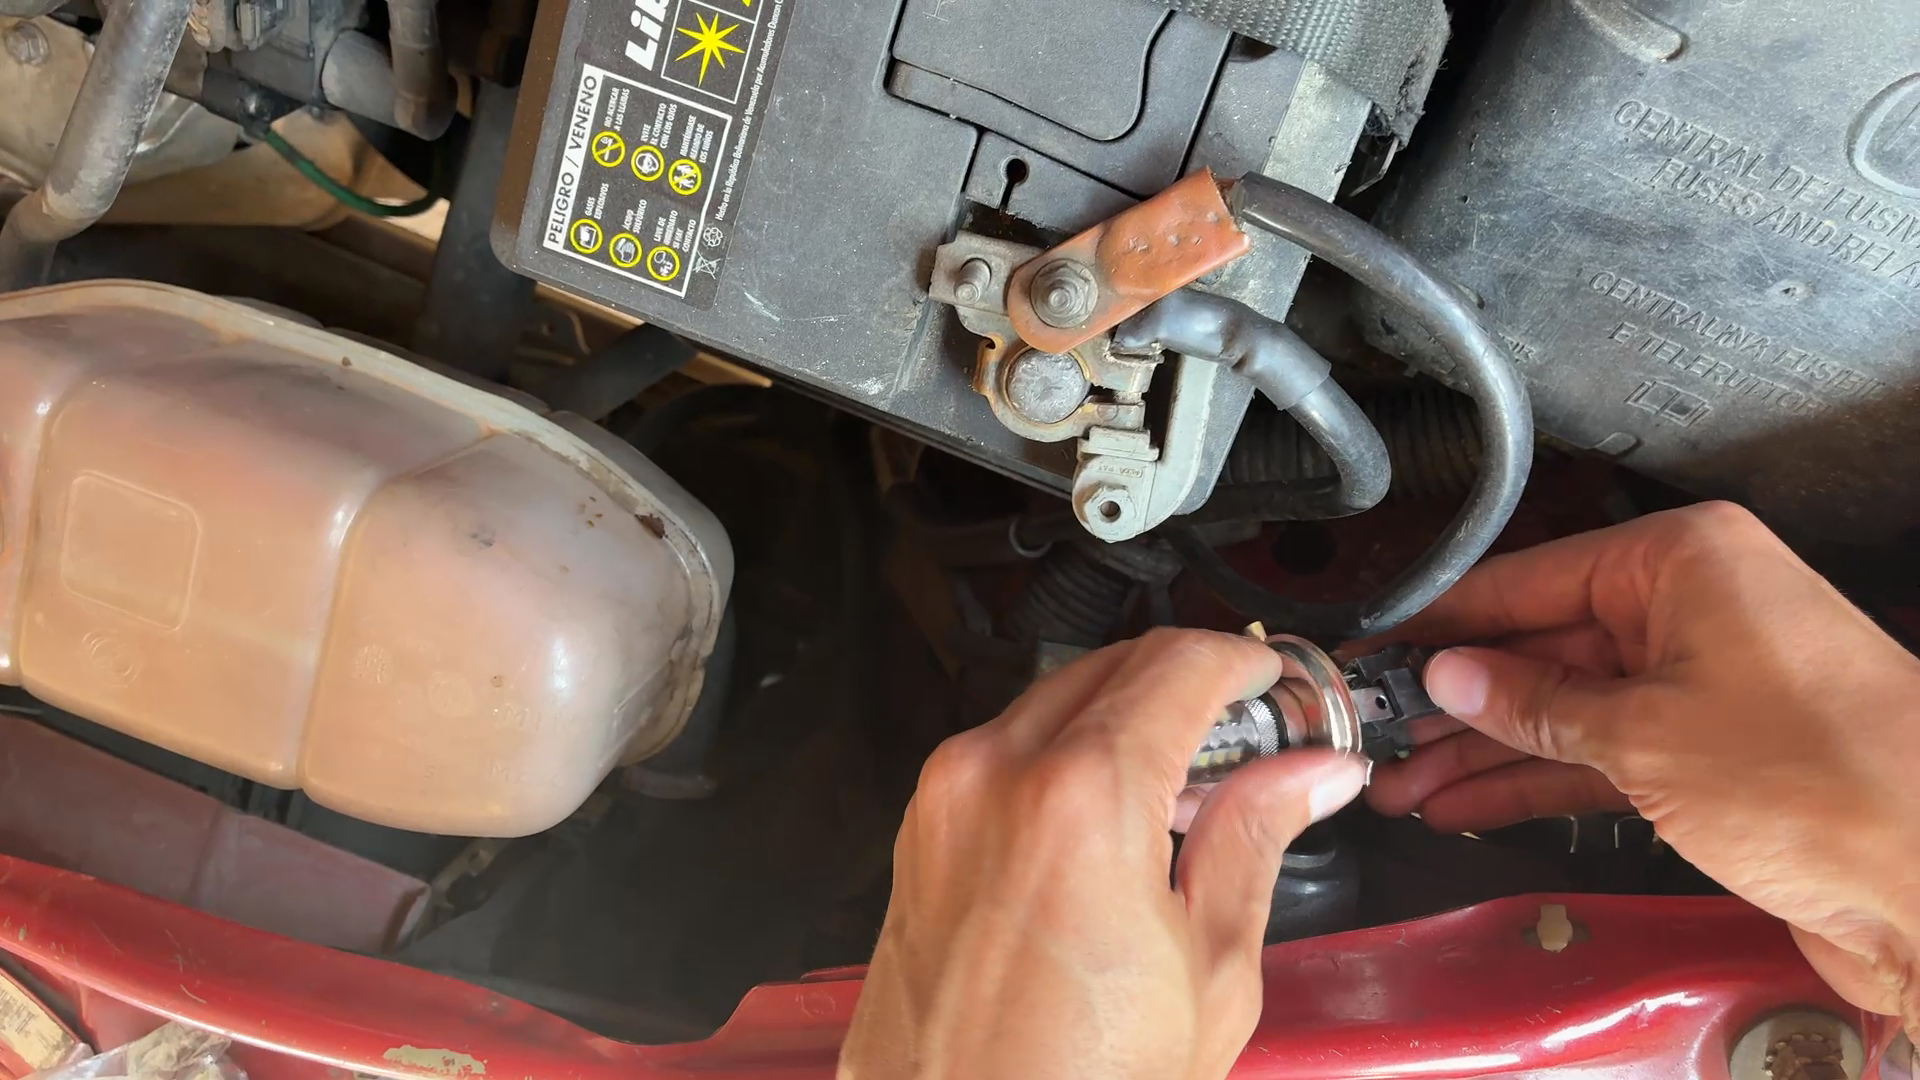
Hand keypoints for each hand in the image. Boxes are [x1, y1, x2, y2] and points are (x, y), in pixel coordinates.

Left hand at [839, 628, 1367, 1079]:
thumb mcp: (1207, 971)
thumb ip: (1255, 839)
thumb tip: (1309, 773)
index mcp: (1082, 798)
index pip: (1175, 667)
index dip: (1236, 658)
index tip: (1267, 674)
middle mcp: (998, 768)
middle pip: (1113, 664)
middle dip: (1184, 674)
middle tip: (1238, 721)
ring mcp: (949, 786)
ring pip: (1058, 692)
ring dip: (1126, 704)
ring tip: (1180, 765)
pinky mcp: (925, 811)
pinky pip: (1010, 738)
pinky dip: (1068, 739)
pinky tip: (1107, 793)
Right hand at [1365, 502, 1919, 1031]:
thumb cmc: (1822, 784)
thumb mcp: (1644, 733)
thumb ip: (1528, 700)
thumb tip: (1440, 676)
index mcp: (1672, 567)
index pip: (1514, 586)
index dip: (1431, 626)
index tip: (1367, 653)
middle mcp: (1674, 612)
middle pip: (1525, 653)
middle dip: (1448, 707)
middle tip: (1374, 734)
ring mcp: (1683, 685)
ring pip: (1547, 710)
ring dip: (1473, 752)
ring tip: (1398, 785)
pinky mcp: (1692, 753)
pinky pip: (1584, 753)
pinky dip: (1524, 781)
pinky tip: (1456, 804)